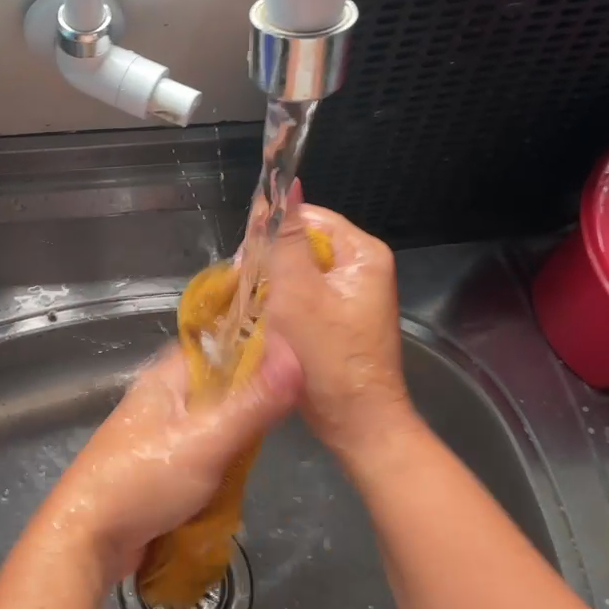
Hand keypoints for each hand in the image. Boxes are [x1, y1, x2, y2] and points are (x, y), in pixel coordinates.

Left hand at [37, 340, 302, 584]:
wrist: (87, 539)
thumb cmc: (142, 481)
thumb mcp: (205, 441)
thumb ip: (252, 403)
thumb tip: (296, 355)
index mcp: (165, 377)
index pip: (218, 344)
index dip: (256, 343)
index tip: (300, 350)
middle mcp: (162, 398)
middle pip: (219, 385)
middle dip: (253, 395)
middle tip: (300, 401)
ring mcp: (159, 434)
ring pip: (213, 422)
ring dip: (239, 433)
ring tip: (280, 435)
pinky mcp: (160, 467)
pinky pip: (202, 452)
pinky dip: (223, 460)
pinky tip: (246, 468)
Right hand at [263, 203, 417, 466]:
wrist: (356, 424)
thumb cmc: (327, 357)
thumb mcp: (298, 292)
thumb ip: (287, 238)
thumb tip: (283, 184)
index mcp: (362, 253)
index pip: (308, 217)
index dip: (274, 232)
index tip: (246, 261)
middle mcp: (361, 268)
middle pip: (302, 243)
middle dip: (270, 263)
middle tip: (246, 290)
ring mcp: (351, 296)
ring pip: (298, 272)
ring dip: (272, 287)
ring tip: (254, 310)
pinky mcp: (339, 320)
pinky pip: (303, 297)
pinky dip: (282, 307)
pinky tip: (267, 326)